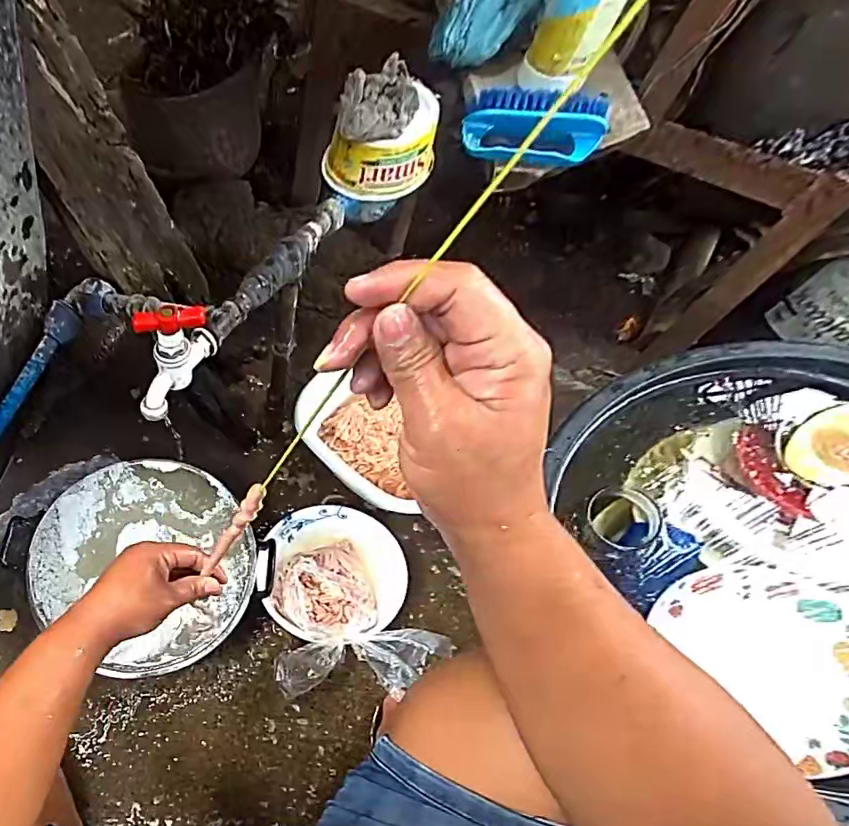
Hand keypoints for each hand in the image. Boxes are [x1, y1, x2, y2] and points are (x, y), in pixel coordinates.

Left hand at [64, 542, 226, 649]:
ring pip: (166, 568)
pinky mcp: (126, 576)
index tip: (220, 579)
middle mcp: (141, 553)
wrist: (94, 624)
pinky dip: (167, 585)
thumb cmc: (124, 609)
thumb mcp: (169, 599)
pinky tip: (173, 598)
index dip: (210, 566)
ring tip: (193, 597)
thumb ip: (194, 589)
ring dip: (182, 581)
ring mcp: (132, 563)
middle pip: (179, 558)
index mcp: (153, 551)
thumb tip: (210, 583)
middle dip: (197, 574)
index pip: (191, 552)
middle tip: (210, 590)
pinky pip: (154, 574)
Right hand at [314, 261, 552, 535]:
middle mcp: (498, 346)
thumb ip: (411, 363)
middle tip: (340, 353)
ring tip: (355, 381)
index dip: (401, 282)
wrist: (486, 519)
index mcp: (508, 351)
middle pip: (429, 303)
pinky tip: (373, 390)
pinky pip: (414, 351)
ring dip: (374, 347)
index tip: (357, 294)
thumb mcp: (433, 424)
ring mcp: (477, 360)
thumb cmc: (474, 486)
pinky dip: (384, 365)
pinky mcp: (458, 373)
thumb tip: (390, 316)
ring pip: (415, 325)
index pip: (455, 287)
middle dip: (376, 323)